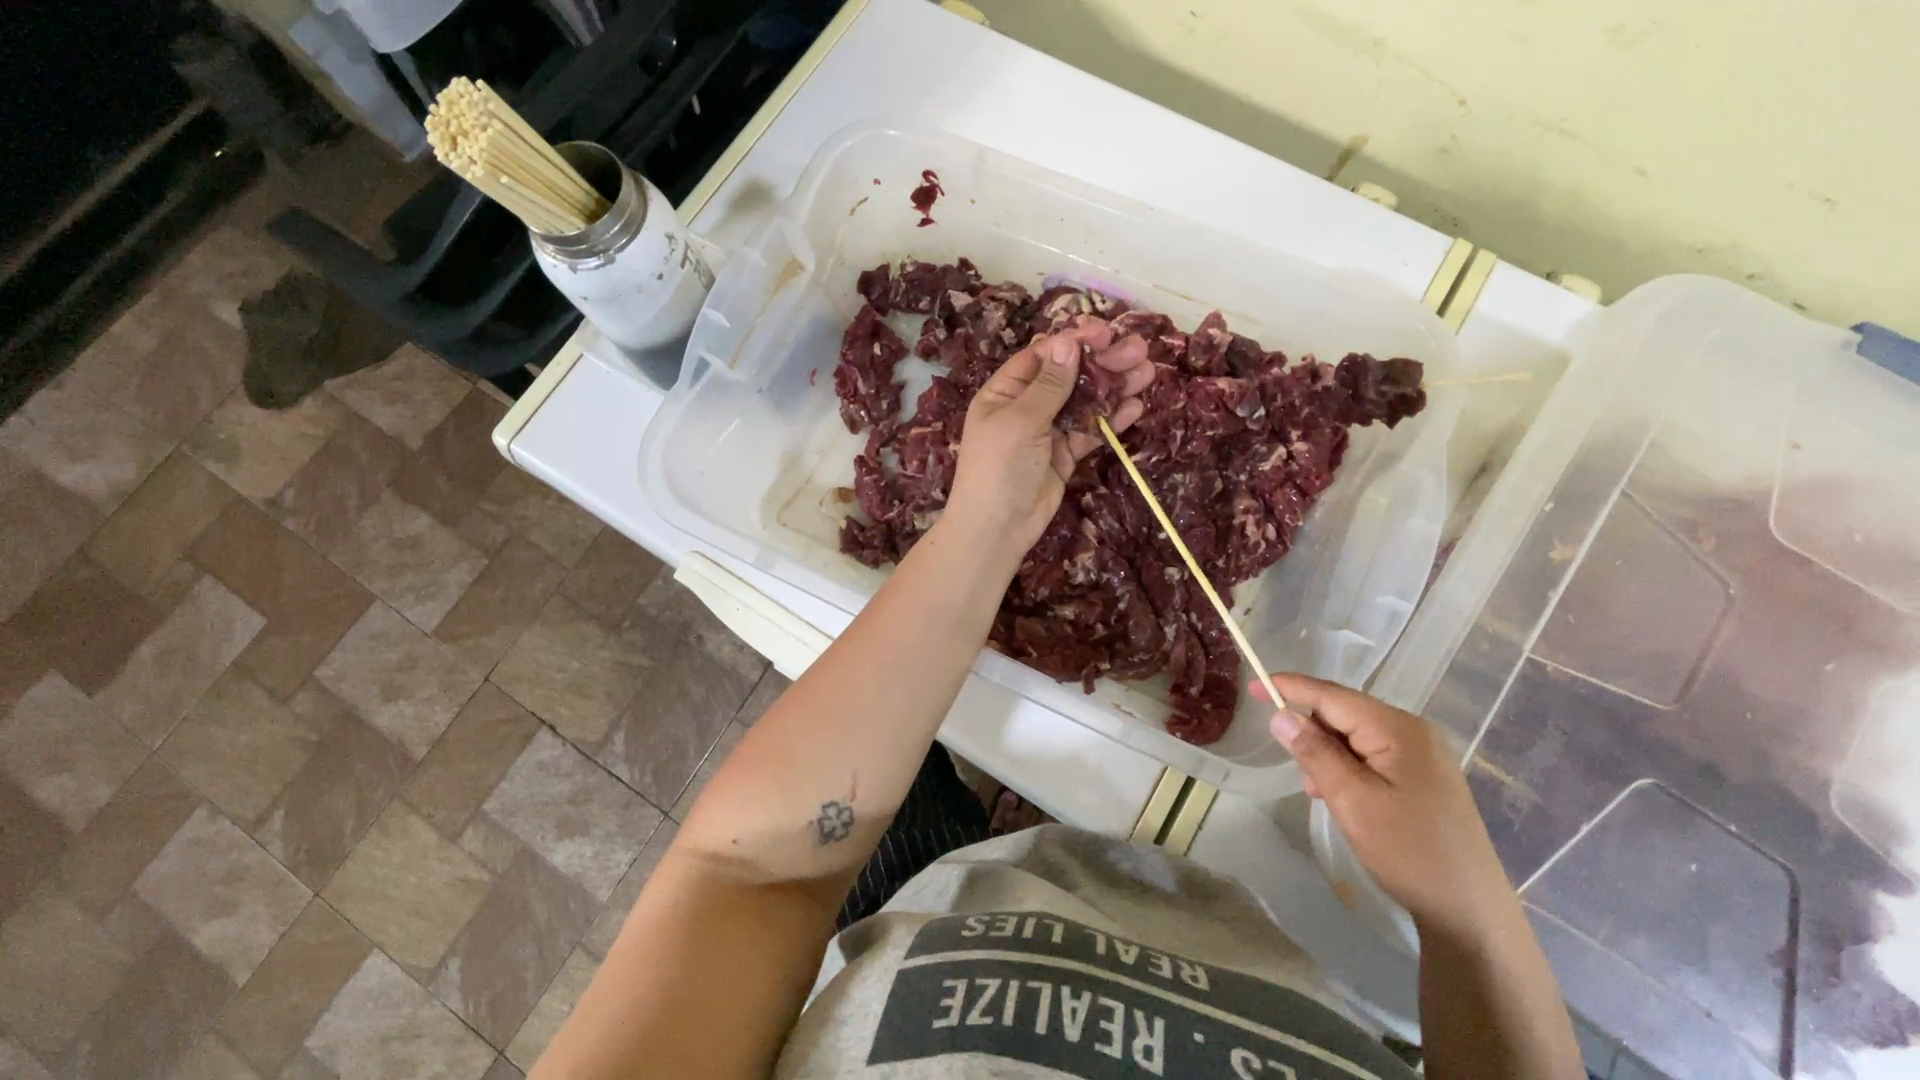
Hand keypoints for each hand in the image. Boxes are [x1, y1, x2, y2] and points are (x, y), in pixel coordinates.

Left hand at [945, 325, 1152, 556]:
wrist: (997, 528)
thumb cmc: (999, 467)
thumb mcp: (1021, 421)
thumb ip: (1050, 385)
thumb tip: (1068, 341)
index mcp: (1005, 391)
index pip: (1043, 355)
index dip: (1074, 341)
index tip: (1106, 333)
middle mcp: (1026, 406)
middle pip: (1069, 375)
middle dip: (1103, 361)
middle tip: (1139, 350)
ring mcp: (1047, 431)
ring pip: (1085, 402)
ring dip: (1114, 386)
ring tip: (1147, 372)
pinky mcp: (1064, 455)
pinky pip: (1090, 431)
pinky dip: (1111, 419)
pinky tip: (1136, 406)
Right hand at [1256, 674, 1515, 937]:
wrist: (1470, 909)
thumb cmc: (1409, 851)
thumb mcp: (1352, 800)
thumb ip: (1315, 753)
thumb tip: (1281, 714)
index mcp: (1398, 729)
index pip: (1333, 696)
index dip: (1291, 688)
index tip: (1253, 686)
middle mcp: (1413, 732)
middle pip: (1345, 714)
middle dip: (1313, 734)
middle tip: (1300, 774)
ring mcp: (1422, 755)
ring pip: (1356, 738)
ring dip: (1330, 758)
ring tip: (1322, 795)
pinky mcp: (1424, 779)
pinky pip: (1372, 757)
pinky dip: (1349, 771)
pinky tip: (1343, 799)